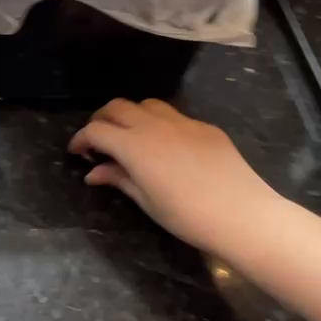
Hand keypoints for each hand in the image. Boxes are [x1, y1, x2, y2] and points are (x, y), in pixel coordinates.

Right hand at [68, 99, 282, 253]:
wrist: (243, 215)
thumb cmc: (188, 216)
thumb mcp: (146, 201)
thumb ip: (118, 179)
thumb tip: (94, 172)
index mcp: (134, 145)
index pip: (96, 130)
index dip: (81, 139)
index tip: (78, 153)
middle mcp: (154, 125)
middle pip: (117, 108)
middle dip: (101, 120)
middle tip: (99, 142)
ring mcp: (182, 122)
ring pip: (146, 105)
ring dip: (130, 115)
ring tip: (130, 136)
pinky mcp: (205, 127)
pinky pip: (174, 116)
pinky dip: (159, 124)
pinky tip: (166, 147)